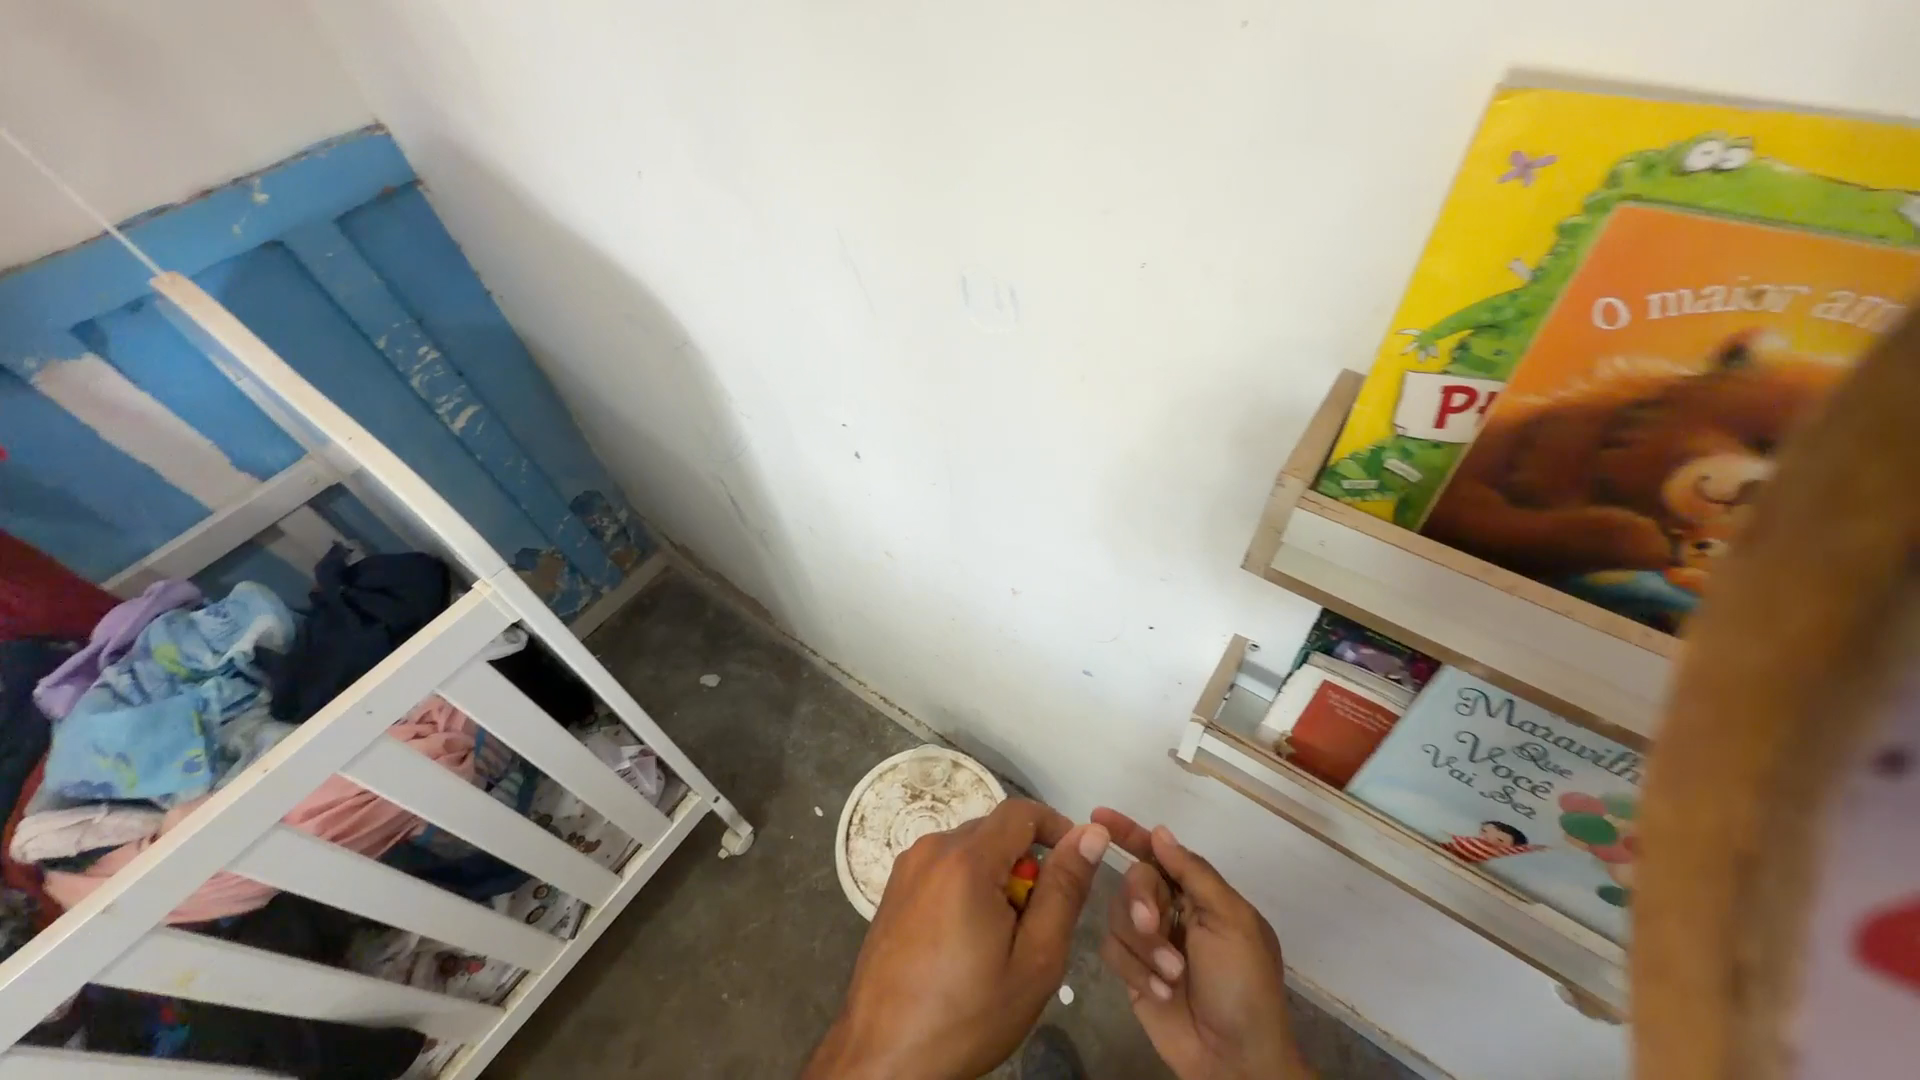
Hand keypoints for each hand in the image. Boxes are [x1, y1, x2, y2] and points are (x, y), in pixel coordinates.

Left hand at [804, 798, 1109, 1079]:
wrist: (884, 1059)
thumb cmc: (967, 1015)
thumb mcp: (1035, 959)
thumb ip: (1065, 889)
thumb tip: (1090, 833)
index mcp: (966, 860)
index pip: (1022, 811)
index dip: (1057, 827)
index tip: (1077, 865)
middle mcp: (931, 850)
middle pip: (995, 831)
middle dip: (1026, 863)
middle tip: (1038, 923)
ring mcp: (906, 869)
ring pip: (969, 851)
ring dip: (996, 878)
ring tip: (1001, 941)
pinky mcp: (892, 890)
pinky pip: (944, 869)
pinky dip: (966, 888)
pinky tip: (966, 943)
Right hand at [1094, 808, 1312, 1079]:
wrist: (1235, 1060)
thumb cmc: (1244, 985)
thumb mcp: (1232, 921)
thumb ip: (1194, 873)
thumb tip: (1159, 832)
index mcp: (1200, 893)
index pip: (1159, 852)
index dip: (1129, 832)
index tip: (1097, 816)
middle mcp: (1172, 911)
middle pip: (1135, 881)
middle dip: (1141, 901)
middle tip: (1154, 927)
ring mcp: (1149, 942)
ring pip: (1118, 915)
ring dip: (1145, 946)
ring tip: (1173, 976)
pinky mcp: (1131, 972)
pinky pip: (1112, 950)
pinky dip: (1136, 971)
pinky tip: (1162, 993)